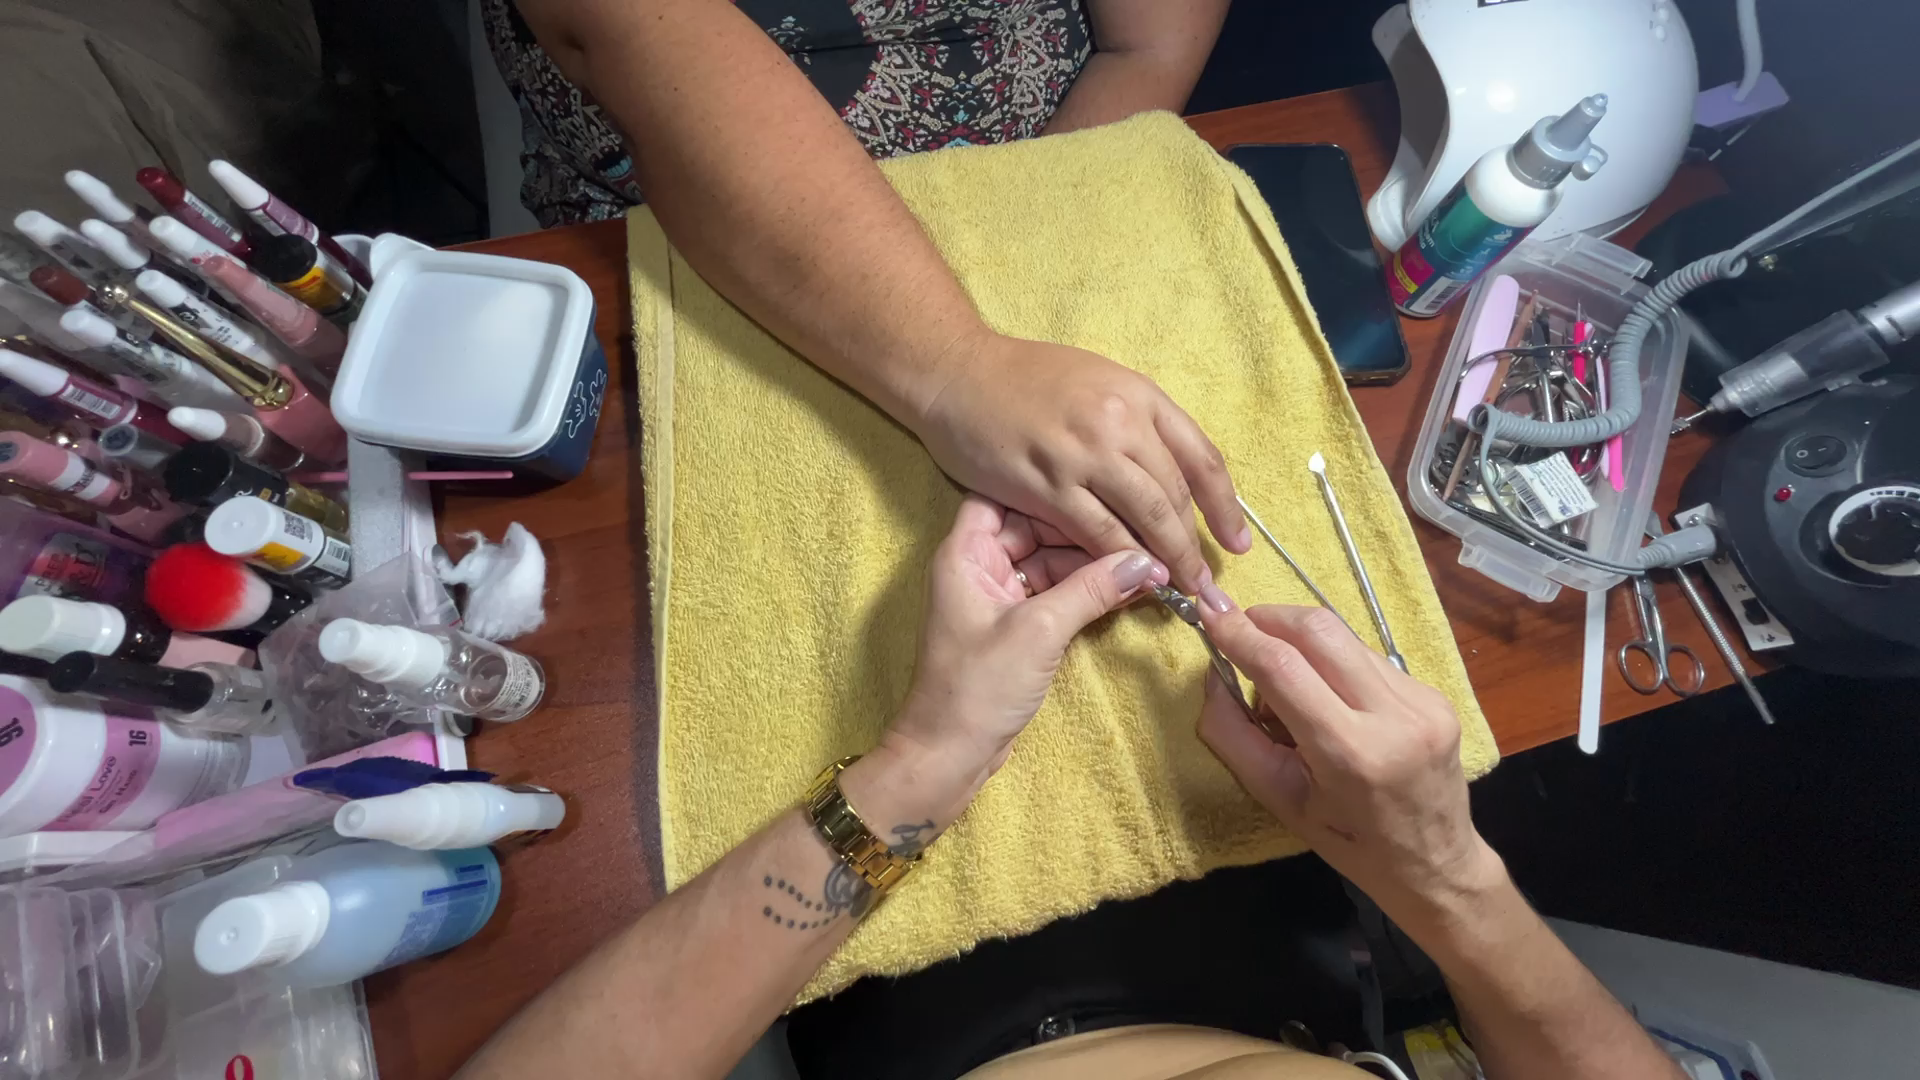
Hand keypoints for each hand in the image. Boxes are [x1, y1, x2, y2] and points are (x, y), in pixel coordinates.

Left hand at [870, 495, 1167, 814]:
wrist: (950, 753)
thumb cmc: (979, 685)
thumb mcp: (1039, 630)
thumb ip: (1092, 589)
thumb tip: (1147, 560)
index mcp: (965, 553)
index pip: (1002, 496)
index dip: (1045, 488)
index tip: (1094, 485)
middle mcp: (978, 566)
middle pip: (1033, 527)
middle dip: (1083, 531)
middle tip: (1139, 531)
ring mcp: (997, 595)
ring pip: (1048, 561)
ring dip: (1091, 564)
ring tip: (1145, 562)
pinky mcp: (1015, 624)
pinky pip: (1053, 592)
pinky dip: (1084, 591)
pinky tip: (1127, 588)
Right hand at [910, 333, 1249, 593]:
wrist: (958, 374)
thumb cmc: (1022, 377)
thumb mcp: (1095, 380)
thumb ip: (1132, 420)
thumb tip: (1163, 470)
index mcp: (1139, 394)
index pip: (1202, 457)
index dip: (1226, 507)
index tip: (1236, 541)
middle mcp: (1119, 422)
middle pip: (1176, 494)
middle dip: (1197, 545)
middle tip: (1209, 583)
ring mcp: (1084, 454)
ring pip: (1146, 518)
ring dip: (1169, 560)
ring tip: (1182, 589)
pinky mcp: (1047, 485)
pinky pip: (1098, 532)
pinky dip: (1122, 560)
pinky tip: (1133, 579)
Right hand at [1193, 597, 1505, 931]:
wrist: (1435, 865)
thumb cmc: (1344, 838)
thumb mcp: (1272, 795)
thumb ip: (1229, 731)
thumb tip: (1213, 671)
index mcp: (1350, 753)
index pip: (1283, 668)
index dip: (1239, 633)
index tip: (1207, 610)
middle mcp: (1395, 717)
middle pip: (1318, 630)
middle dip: (1268, 618)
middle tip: (1239, 632)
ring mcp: (1422, 701)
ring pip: (1341, 636)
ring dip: (1296, 640)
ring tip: (1282, 681)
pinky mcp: (1434, 693)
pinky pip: (1363, 654)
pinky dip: (1327, 659)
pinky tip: (1323, 693)